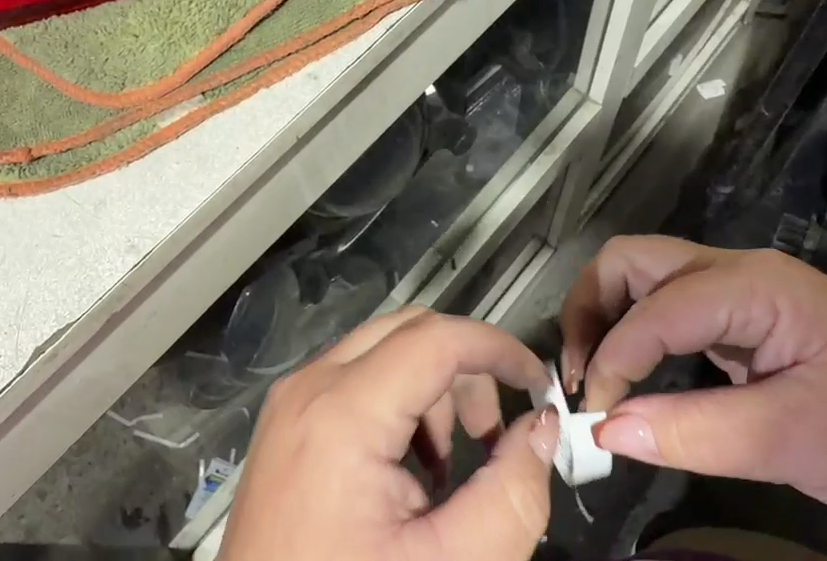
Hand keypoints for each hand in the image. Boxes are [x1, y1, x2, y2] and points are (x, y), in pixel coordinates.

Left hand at [221, 306, 561, 560]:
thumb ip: (511, 494)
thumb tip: (541, 428)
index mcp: (342, 412)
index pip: (437, 339)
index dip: (499, 349)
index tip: (540, 387)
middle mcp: (309, 386)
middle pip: (408, 331)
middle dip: (465, 369)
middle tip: (491, 437)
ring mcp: (291, 400)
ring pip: (382, 349)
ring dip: (431, 389)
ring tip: (447, 469)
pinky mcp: (286, 422)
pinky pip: (353, 378)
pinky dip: (397, 402)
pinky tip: (407, 471)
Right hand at [558, 237, 826, 536]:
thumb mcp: (790, 442)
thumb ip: (690, 431)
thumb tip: (602, 430)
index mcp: (755, 283)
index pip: (655, 306)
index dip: (612, 357)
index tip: (591, 415)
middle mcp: (742, 272)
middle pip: (635, 262)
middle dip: (592, 310)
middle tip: (578, 375)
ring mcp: (746, 294)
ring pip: (648, 280)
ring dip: (610, 320)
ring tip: (597, 378)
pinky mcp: (749, 323)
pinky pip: (673, 312)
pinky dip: (640, 338)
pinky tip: (635, 380)